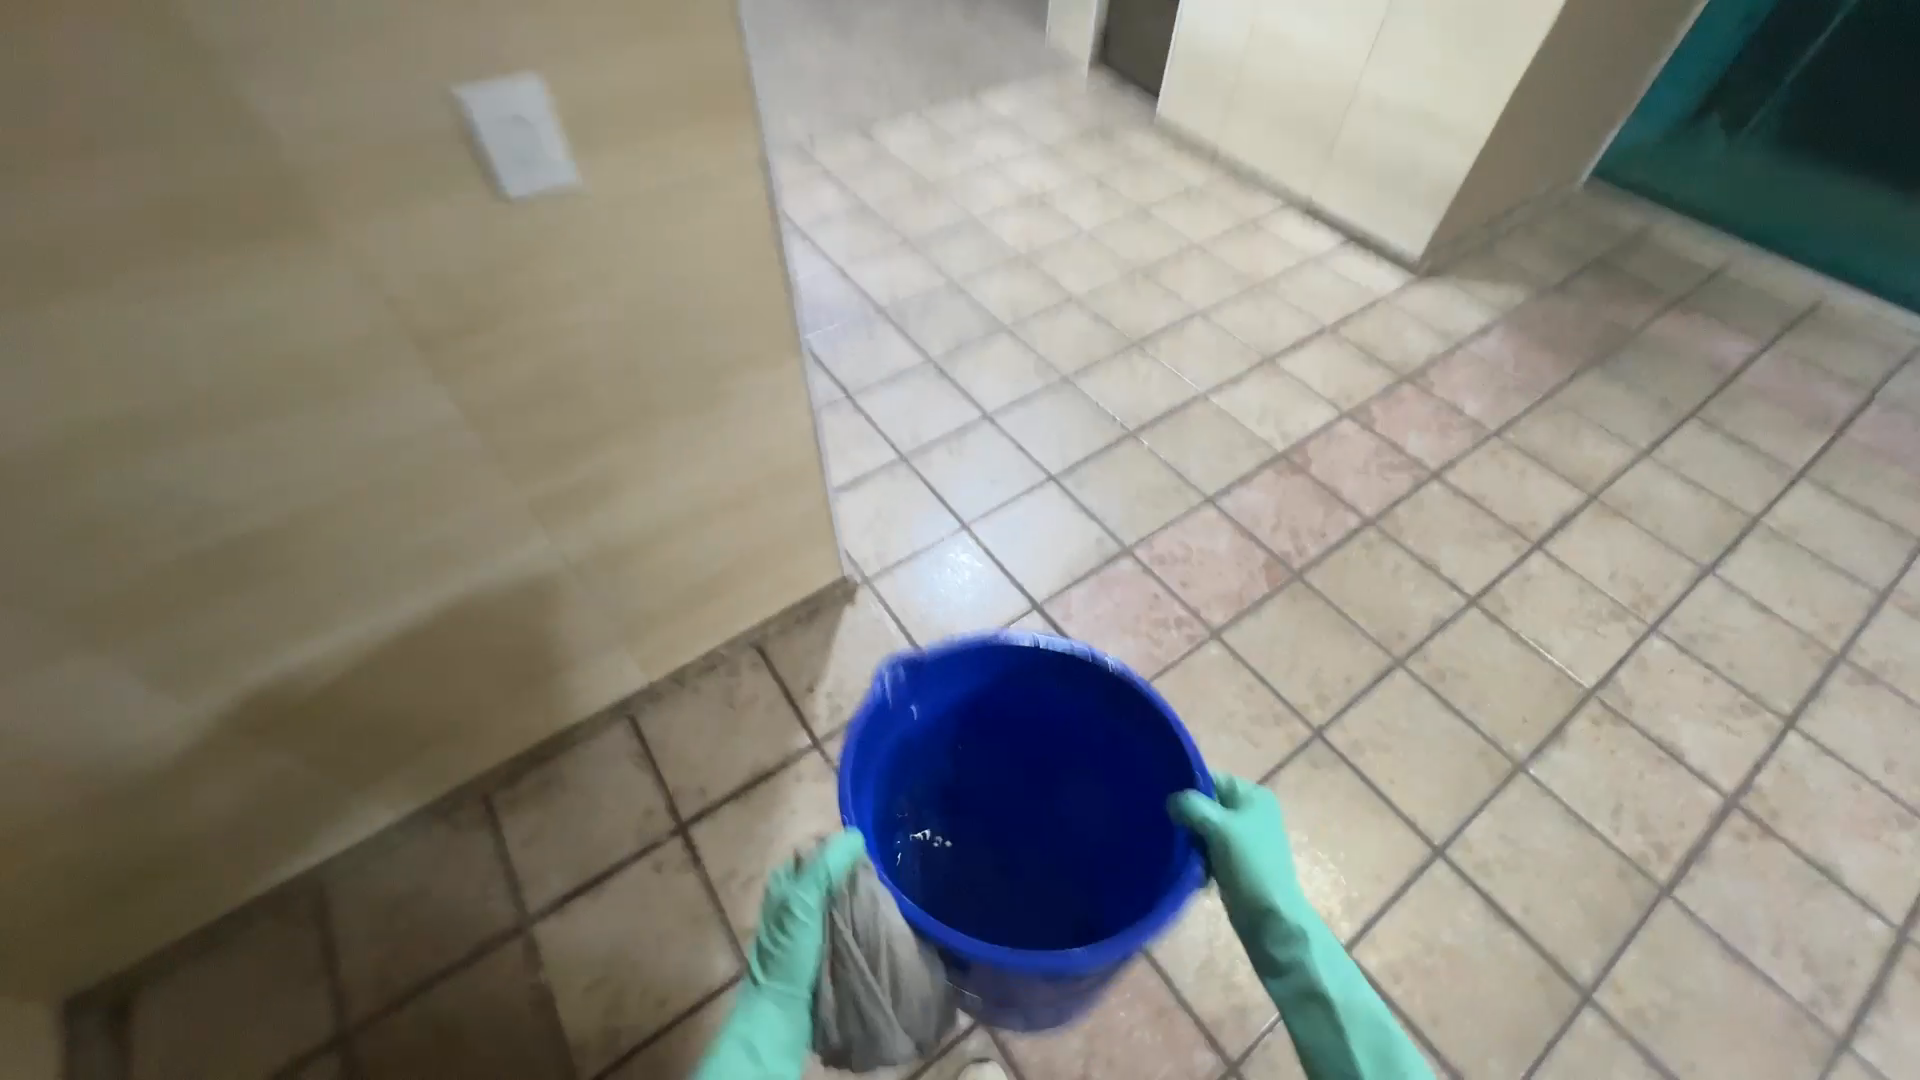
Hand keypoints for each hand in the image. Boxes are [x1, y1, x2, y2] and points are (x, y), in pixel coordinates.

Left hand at [745, 828, 867, 1002]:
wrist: (782, 1011)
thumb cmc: (790, 952)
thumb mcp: (804, 903)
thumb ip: (826, 867)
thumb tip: (856, 836)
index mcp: (784, 880)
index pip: (816, 846)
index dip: (839, 846)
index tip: (865, 853)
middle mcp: (794, 894)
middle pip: (828, 868)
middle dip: (850, 868)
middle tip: (877, 874)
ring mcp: (807, 919)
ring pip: (837, 890)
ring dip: (855, 891)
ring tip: (879, 893)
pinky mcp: (820, 941)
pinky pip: (842, 914)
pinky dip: (855, 911)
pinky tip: (871, 915)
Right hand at [1167, 772, 1307, 924]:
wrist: (1270, 919)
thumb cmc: (1249, 865)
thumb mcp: (1218, 827)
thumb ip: (1191, 805)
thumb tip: (1171, 801)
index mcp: (1253, 795)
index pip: (1210, 778)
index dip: (1187, 789)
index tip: (1164, 803)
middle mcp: (1250, 811)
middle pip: (1205, 804)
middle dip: (1187, 818)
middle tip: (1170, 830)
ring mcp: (1244, 837)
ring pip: (1203, 828)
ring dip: (1191, 841)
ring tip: (1182, 853)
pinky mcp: (1236, 860)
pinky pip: (1208, 849)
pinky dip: (1198, 857)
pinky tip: (1194, 869)